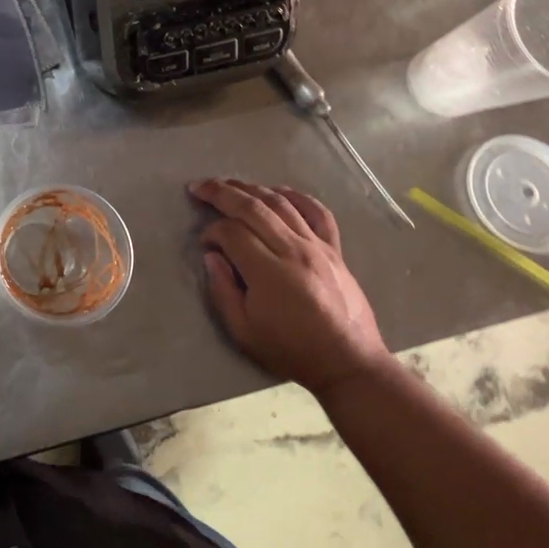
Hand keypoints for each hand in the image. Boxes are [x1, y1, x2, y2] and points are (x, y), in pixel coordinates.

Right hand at [193, 178, 391, 394]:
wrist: (349, 363)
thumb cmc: (292, 351)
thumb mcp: (244, 332)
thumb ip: (222, 291)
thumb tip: (212, 257)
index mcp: (269, 273)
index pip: (232, 233)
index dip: (212, 232)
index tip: (205, 243)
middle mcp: (293, 250)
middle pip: (253, 207)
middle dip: (221, 193)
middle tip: (199, 188)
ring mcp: (318, 246)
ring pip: (280, 203)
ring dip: (251, 188)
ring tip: (229, 185)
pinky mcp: (335, 249)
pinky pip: (317, 212)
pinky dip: (296, 196)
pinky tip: (277, 192)